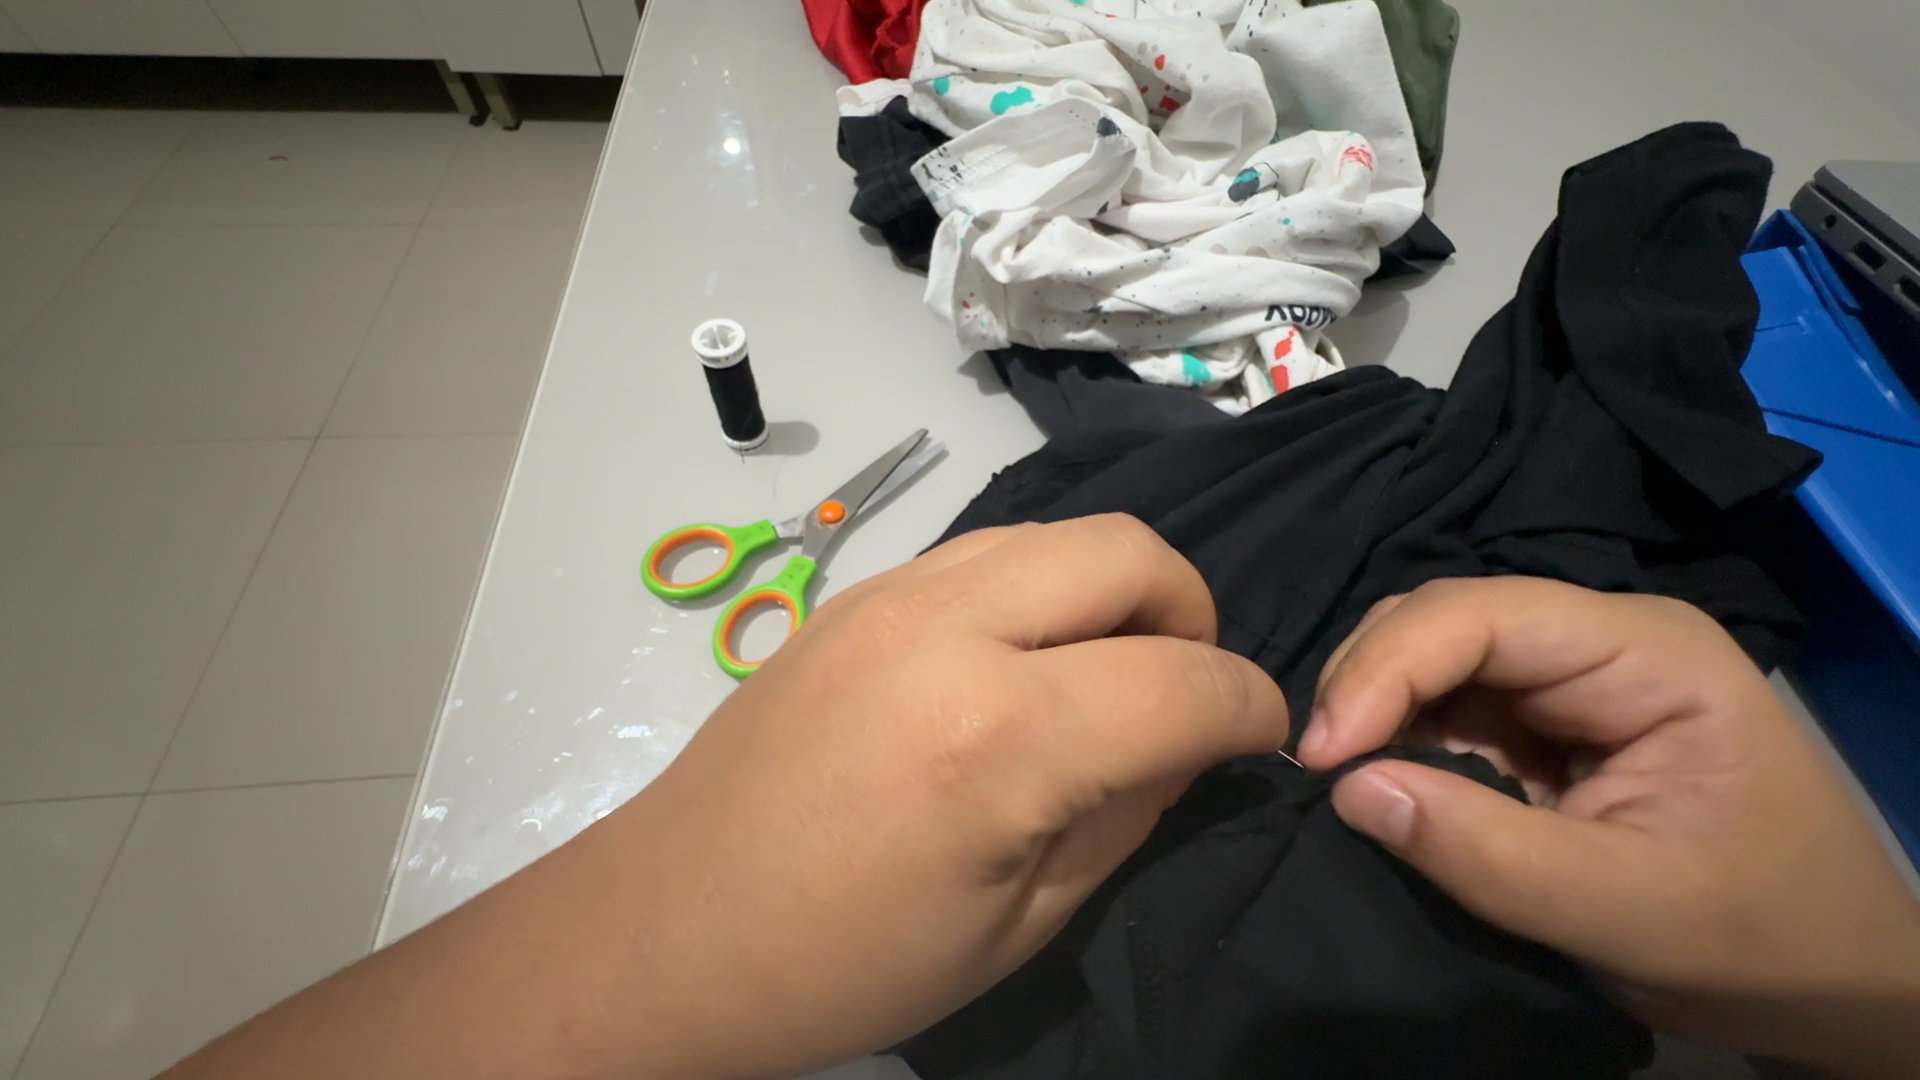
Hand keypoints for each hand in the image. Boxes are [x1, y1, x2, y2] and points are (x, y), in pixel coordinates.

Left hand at [163, 515, 1288, 1079]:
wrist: (669, 922)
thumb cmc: (846, 959)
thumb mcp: (1024, 921)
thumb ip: (1128, 810)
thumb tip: (1191, 739)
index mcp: (999, 735)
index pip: (1184, 681)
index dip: (1250, 706)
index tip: (1258, 734)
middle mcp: (949, 628)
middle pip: (1128, 550)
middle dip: (1191, 609)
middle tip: (1184, 684)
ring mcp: (895, 591)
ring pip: (1058, 533)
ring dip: (1114, 588)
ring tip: (1109, 665)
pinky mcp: (860, 590)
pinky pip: (989, 551)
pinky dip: (1042, 586)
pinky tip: (1025, 653)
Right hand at [1296, 577, 1919, 1078]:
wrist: (1824, 977)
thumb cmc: (1762, 940)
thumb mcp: (1633, 914)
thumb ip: (1488, 854)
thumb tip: (1347, 789)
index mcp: (1641, 650)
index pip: (1475, 617)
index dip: (1383, 670)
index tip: (1323, 754)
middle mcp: (1588, 636)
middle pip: (1433, 618)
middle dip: (1363, 682)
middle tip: (1318, 765)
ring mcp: (1553, 668)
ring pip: (1417, 648)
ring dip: (1364, 703)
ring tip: (1335, 767)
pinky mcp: (1524, 707)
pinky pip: (1428, 694)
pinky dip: (1383, 727)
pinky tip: (1371, 766)